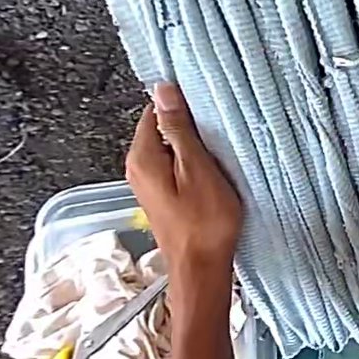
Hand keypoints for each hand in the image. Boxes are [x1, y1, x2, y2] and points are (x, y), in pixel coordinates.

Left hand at [126, 82, 243, 320]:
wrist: (202, 267)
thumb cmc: (204, 219)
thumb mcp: (197, 168)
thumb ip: (178, 129)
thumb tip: (163, 91)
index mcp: (142, 157)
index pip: (154, 111)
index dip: (182, 105)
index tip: (210, 109)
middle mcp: (138, 167)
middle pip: (161, 129)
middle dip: (190, 125)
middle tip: (220, 130)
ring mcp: (148, 183)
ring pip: (171, 148)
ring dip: (194, 145)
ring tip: (220, 149)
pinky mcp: (162, 194)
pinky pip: (175, 165)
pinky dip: (194, 161)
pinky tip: (214, 167)